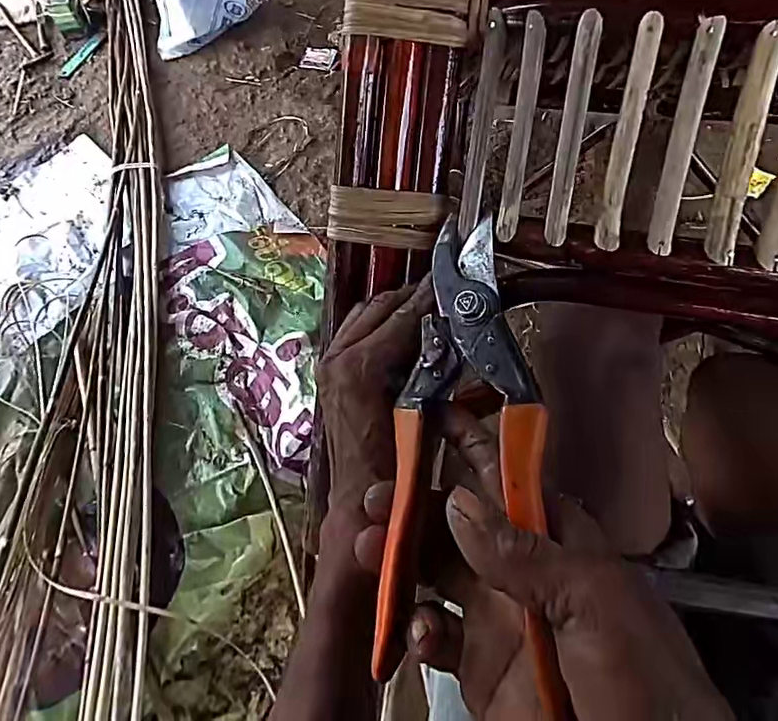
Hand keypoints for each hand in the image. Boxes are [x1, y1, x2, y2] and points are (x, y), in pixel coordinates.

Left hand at [319, 281, 432, 521]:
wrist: (360, 497)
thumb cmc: (397, 463)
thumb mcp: (425, 409)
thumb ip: (434, 366)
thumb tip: (448, 329)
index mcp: (359, 366)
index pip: (402, 316)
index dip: (429, 297)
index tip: (449, 280)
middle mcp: (338, 357)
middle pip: (381, 306)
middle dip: (413, 295)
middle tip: (441, 288)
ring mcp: (329, 362)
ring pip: (364, 313)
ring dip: (395, 305)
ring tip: (425, 303)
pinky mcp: (329, 371)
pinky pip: (355, 328)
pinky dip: (378, 320)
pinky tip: (400, 325)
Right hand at [357, 408, 730, 720]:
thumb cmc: (644, 674)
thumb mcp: (593, 600)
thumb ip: (523, 552)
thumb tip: (457, 502)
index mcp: (551, 533)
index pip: (501, 472)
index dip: (465, 440)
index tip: (424, 414)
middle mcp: (517, 565)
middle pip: (455, 520)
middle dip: (413, 503)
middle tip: (374, 498)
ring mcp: (496, 616)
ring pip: (435, 572)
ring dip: (399, 557)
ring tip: (369, 551)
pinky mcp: (479, 669)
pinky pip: (434, 637)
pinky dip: (416, 630)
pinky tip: (418, 633)